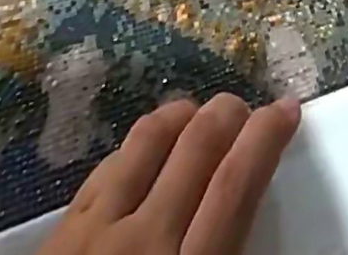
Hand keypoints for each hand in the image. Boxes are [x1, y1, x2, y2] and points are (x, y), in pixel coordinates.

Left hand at [39, 94, 300, 254]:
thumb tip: (248, 218)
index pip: (236, 184)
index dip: (266, 137)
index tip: (286, 109)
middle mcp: (145, 241)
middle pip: (196, 147)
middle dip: (228, 113)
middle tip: (244, 107)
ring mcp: (97, 230)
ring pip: (148, 140)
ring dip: (182, 114)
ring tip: (200, 111)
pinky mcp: (61, 230)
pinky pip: (108, 165)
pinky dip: (138, 143)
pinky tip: (149, 144)